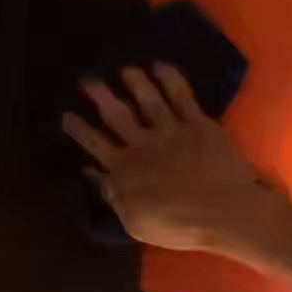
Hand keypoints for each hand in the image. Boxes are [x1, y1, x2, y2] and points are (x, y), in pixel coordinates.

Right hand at [61, 63, 281, 251]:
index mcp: (125, 170)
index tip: (66, 114)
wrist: (224, 213)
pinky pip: (181, 95)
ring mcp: (171, 130)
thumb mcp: (135, 222)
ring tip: (125, 69)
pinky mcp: (198, 124)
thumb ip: (112, 195)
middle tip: (88, 79)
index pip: (95, 144)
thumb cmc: (179, 226)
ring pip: (147, 99)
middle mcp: (143, 144)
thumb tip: (92, 172)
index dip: (79, 129)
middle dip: (100, 96)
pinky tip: (160, 65)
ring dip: (134, 82)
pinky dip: (170, 78)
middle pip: (116, 115)